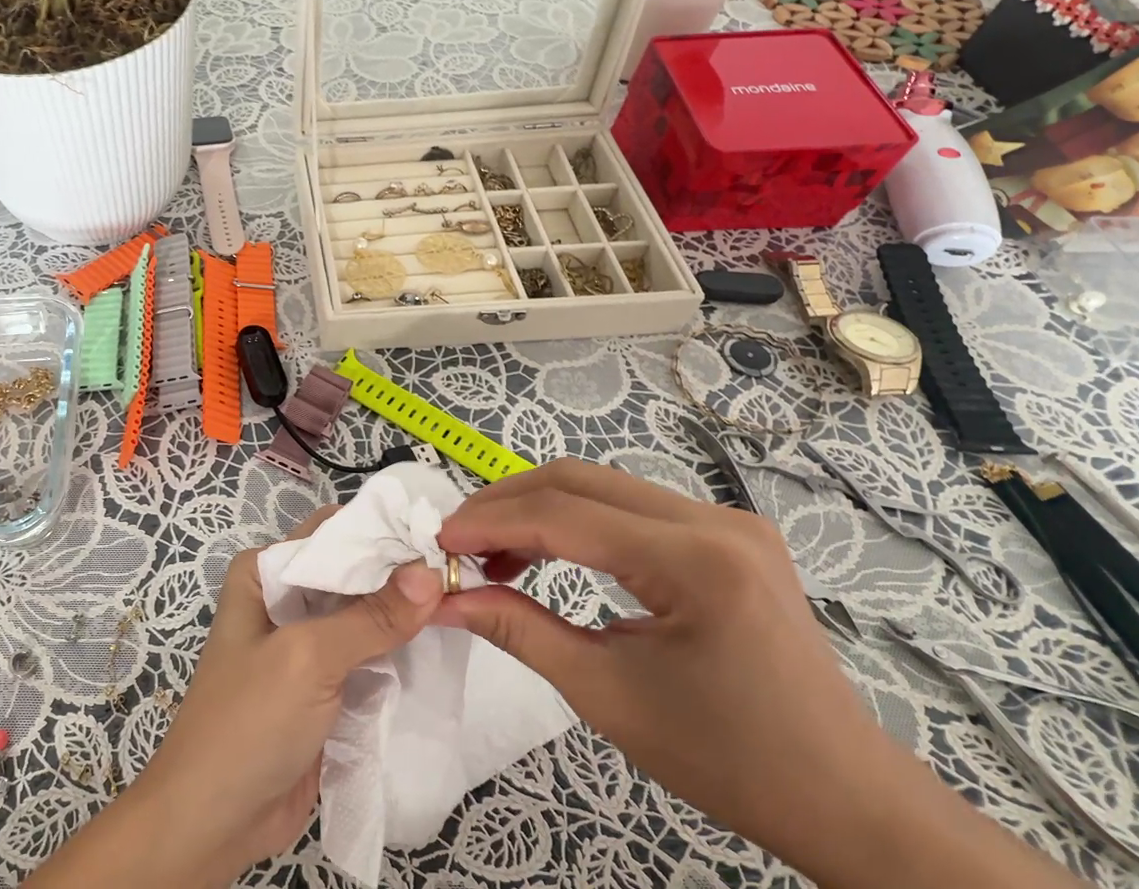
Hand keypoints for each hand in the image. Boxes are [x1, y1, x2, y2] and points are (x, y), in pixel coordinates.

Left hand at [24, 506, 442, 887]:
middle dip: (402, 574)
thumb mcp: (307, 659)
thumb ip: (371, 617)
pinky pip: (370, 656)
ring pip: (366, 615)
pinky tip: (445, 644)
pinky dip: (400, 653)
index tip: (445, 535)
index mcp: (263, 574)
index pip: (330, 533)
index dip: (384, 532)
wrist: (217, 815)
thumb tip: (432, 571)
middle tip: (467, 571)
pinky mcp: (326, 685)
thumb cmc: (248, 721)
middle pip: (353, 573)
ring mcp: (305, 644)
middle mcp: (283, 599)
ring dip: (407, 615)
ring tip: (469, 601)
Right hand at [435, 458, 1081, 888]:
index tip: (436, 543)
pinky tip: (546, 556)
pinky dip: (577, 524)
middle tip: (456, 543)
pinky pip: (631, 509)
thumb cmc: (722, 756)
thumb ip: (516, 629)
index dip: (489, 523)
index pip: (564, 515)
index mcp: (694, 560)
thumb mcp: (603, 692)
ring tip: (492, 555)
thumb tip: (443, 599)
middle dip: (506, 504)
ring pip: (603, 487)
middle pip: (580, 480)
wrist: (839, 794)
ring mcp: (728, 523)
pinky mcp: (728, 537)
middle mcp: (716, 521)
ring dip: (538, 510)